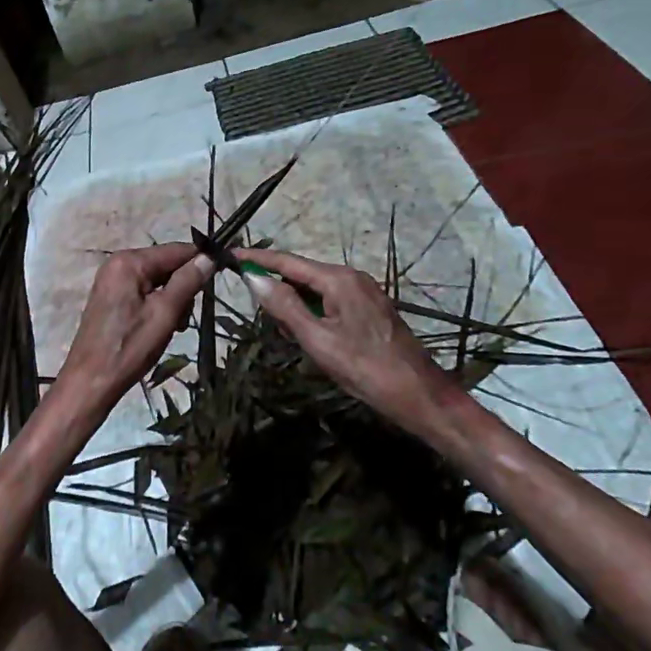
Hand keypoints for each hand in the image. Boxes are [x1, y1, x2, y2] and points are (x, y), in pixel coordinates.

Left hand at [58, 244, 214, 398]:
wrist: (91, 381)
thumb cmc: (129, 347)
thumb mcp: (165, 313)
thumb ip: (188, 281)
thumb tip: (209, 257)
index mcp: (129, 261)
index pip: (176, 250)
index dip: (201, 261)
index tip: (224, 272)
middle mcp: (118, 263)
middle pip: (166, 264)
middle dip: (183, 287)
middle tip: (185, 318)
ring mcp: (112, 280)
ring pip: (157, 280)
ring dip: (172, 300)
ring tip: (172, 327)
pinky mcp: (111, 297)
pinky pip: (144, 291)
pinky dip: (158, 306)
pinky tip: (160, 328)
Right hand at [233, 248, 445, 425]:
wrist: (419, 395)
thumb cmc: (366, 368)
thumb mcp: (318, 340)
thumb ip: (285, 307)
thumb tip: (254, 278)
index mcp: (338, 279)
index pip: (288, 261)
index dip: (257, 258)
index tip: (230, 254)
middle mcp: (351, 277)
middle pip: (301, 274)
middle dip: (278, 290)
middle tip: (264, 317)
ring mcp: (363, 292)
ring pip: (315, 290)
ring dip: (296, 307)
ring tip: (290, 335)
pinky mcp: (369, 309)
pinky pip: (330, 302)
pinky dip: (313, 314)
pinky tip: (310, 337)